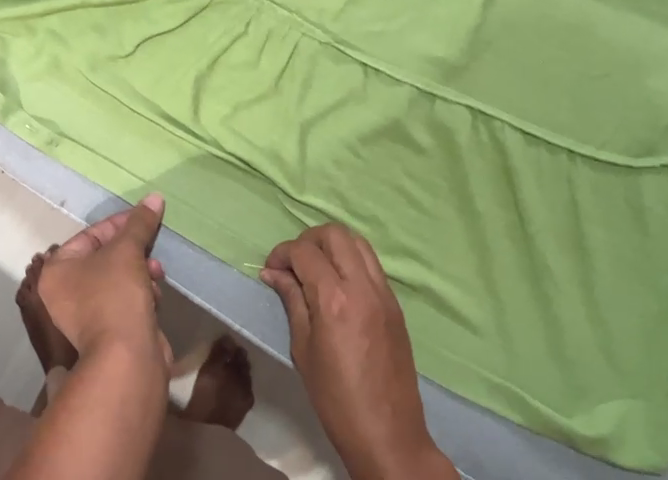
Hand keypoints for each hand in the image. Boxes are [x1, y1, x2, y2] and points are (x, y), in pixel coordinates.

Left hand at [36, 194, 170, 363]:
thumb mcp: (127, 251)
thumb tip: (155, 197)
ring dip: (140, 273)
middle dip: (133, 252)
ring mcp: (83, 316)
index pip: (90, 235)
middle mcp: (63, 293)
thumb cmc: (115, 295)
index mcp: (56, 270)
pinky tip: (155, 298)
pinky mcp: (106, 333)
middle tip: (152, 249)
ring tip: (157, 275)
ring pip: (117, 281)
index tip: (145, 218)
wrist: (126, 358)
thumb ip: (139, 223)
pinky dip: (140, 296)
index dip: (120, 224)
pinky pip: (123, 303)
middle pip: (104, 258)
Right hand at [262, 224, 453, 479]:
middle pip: (334, 234)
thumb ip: (291, 301)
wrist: (388, 434)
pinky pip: (372, 264)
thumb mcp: (303, 349)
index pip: (304, 251)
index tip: (271, 270)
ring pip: (358, 242)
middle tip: (293, 264)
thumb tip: (273, 273)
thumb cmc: (335, 398)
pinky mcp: (396, 305)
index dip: (282, 253)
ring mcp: (384, 294)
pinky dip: (351, 261)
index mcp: (334, 300)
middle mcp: (363, 287)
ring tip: (316, 271)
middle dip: (308, 240)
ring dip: (332, 246)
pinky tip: (338, 286)